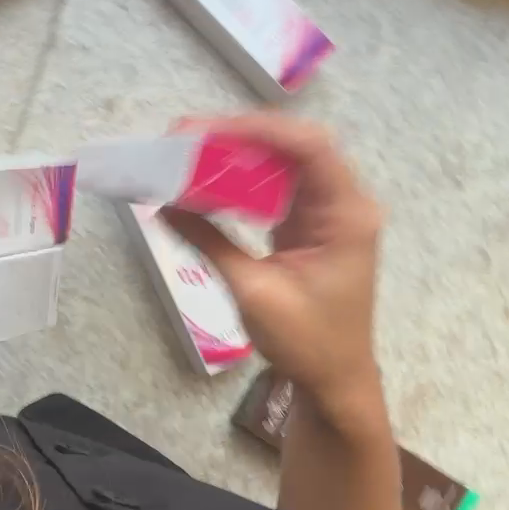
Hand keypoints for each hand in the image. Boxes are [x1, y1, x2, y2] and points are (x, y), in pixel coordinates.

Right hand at [161, 115, 383, 421]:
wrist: (335, 379)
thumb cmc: (306, 341)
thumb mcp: (252, 291)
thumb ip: (209, 241)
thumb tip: (163, 204)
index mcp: (346, 215)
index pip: (309, 148)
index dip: (258, 130)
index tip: (206, 131)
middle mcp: (343, 203)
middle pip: (295, 147)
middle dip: (240, 137)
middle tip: (186, 138)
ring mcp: (327, 212)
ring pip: (283, 164)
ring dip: (238, 156)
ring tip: (190, 154)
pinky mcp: (308, 225)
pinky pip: (276, 188)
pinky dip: (242, 181)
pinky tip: (209, 181)